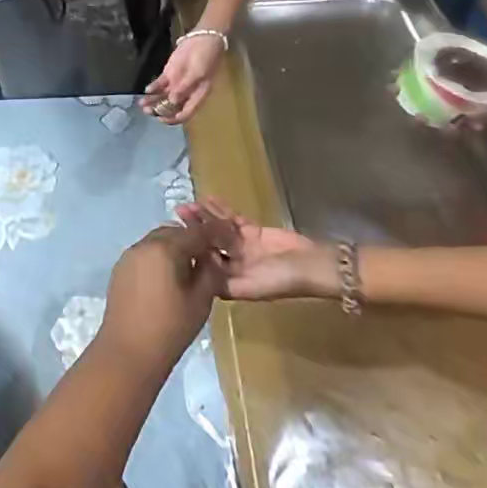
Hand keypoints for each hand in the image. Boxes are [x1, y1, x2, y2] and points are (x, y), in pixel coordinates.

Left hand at [95, 215, 232, 370]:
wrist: (128, 353)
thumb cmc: (170, 328)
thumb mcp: (200, 301)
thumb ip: (210, 272)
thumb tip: (212, 258)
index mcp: (165, 248)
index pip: (196, 233)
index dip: (215, 232)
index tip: (228, 237)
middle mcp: (144, 244)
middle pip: (174, 232)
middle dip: (192, 240)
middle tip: (208, 256)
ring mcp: (129, 256)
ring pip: (157, 241)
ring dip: (174, 248)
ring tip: (188, 268)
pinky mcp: (120, 269)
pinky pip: (145, 254)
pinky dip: (159, 258)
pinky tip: (167, 278)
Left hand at [141, 34, 224, 123]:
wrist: (202, 39)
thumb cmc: (205, 58)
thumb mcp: (198, 74)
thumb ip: (184, 88)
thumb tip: (172, 101)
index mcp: (197, 96)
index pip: (185, 113)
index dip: (173, 118)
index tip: (160, 119)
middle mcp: (186, 93)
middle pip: (171, 107)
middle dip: (159, 111)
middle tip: (147, 111)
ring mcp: (176, 83)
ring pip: (163, 96)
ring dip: (153, 101)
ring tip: (142, 103)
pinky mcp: (170, 73)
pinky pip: (160, 84)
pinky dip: (154, 88)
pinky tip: (147, 90)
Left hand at [181, 197, 335, 302]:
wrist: (312, 266)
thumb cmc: (281, 280)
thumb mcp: (250, 287)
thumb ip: (223, 280)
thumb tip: (194, 270)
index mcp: (228, 282)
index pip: (202, 264)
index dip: (188, 249)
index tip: (174, 234)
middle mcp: (232, 264)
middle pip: (207, 244)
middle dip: (193, 229)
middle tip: (179, 212)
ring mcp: (242, 247)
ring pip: (217, 230)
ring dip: (204, 217)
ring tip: (190, 204)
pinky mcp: (253, 232)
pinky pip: (233, 220)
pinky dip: (222, 211)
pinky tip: (210, 200)